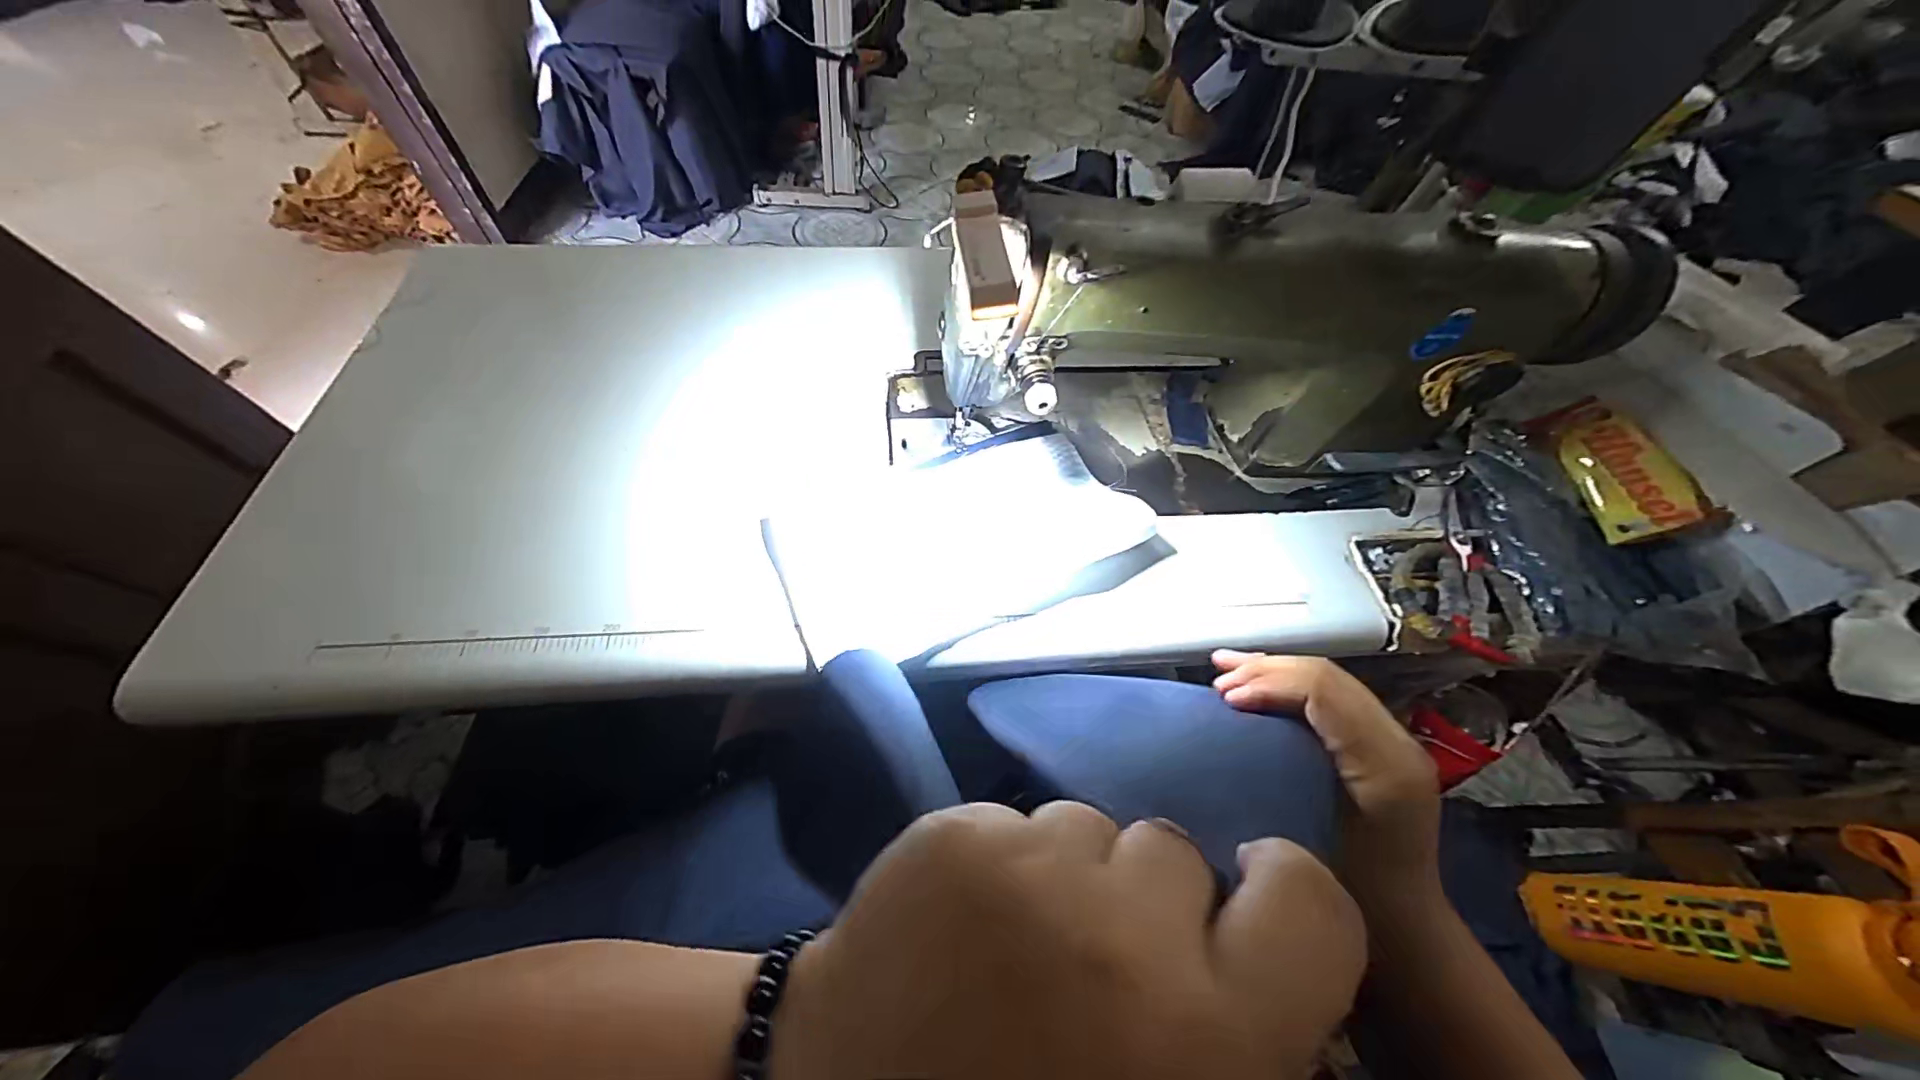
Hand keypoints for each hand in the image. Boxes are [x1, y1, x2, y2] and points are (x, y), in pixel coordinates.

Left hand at [771, 802, 1364, 1079]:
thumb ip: (1232, 1026)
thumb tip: (1252, 954)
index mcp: (1208, 1033)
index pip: (1310, 903)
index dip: (1280, 887)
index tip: (1245, 889)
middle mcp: (1123, 935)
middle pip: (1170, 846)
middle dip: (1142, 892)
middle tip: (1094, 952)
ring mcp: (1025, 870)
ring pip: (1084, 822)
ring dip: (1065, 870)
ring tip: (1016, 936)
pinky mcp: (948, 836)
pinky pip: (1008, 818)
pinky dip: (997, 857)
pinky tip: (959, 918)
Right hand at [1211, 651, 1441, 906]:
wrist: (1397, 922)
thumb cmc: (1346, 891)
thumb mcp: (1304, 838)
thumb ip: (1279, 780)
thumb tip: (1230, 726)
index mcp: (1385, 764)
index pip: (1324, 692)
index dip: (1269, 683)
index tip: (1225, 699)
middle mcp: (1396, 740)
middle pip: (1325, 675)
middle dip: (1265, 670)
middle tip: (1218, 685)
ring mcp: (1390, 737)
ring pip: (1326, 678)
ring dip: (1272, 670)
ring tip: (1224, 670)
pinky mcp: (1376, 740)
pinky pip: (1329, 695)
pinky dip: (1287, 682)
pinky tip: (1252, 676)